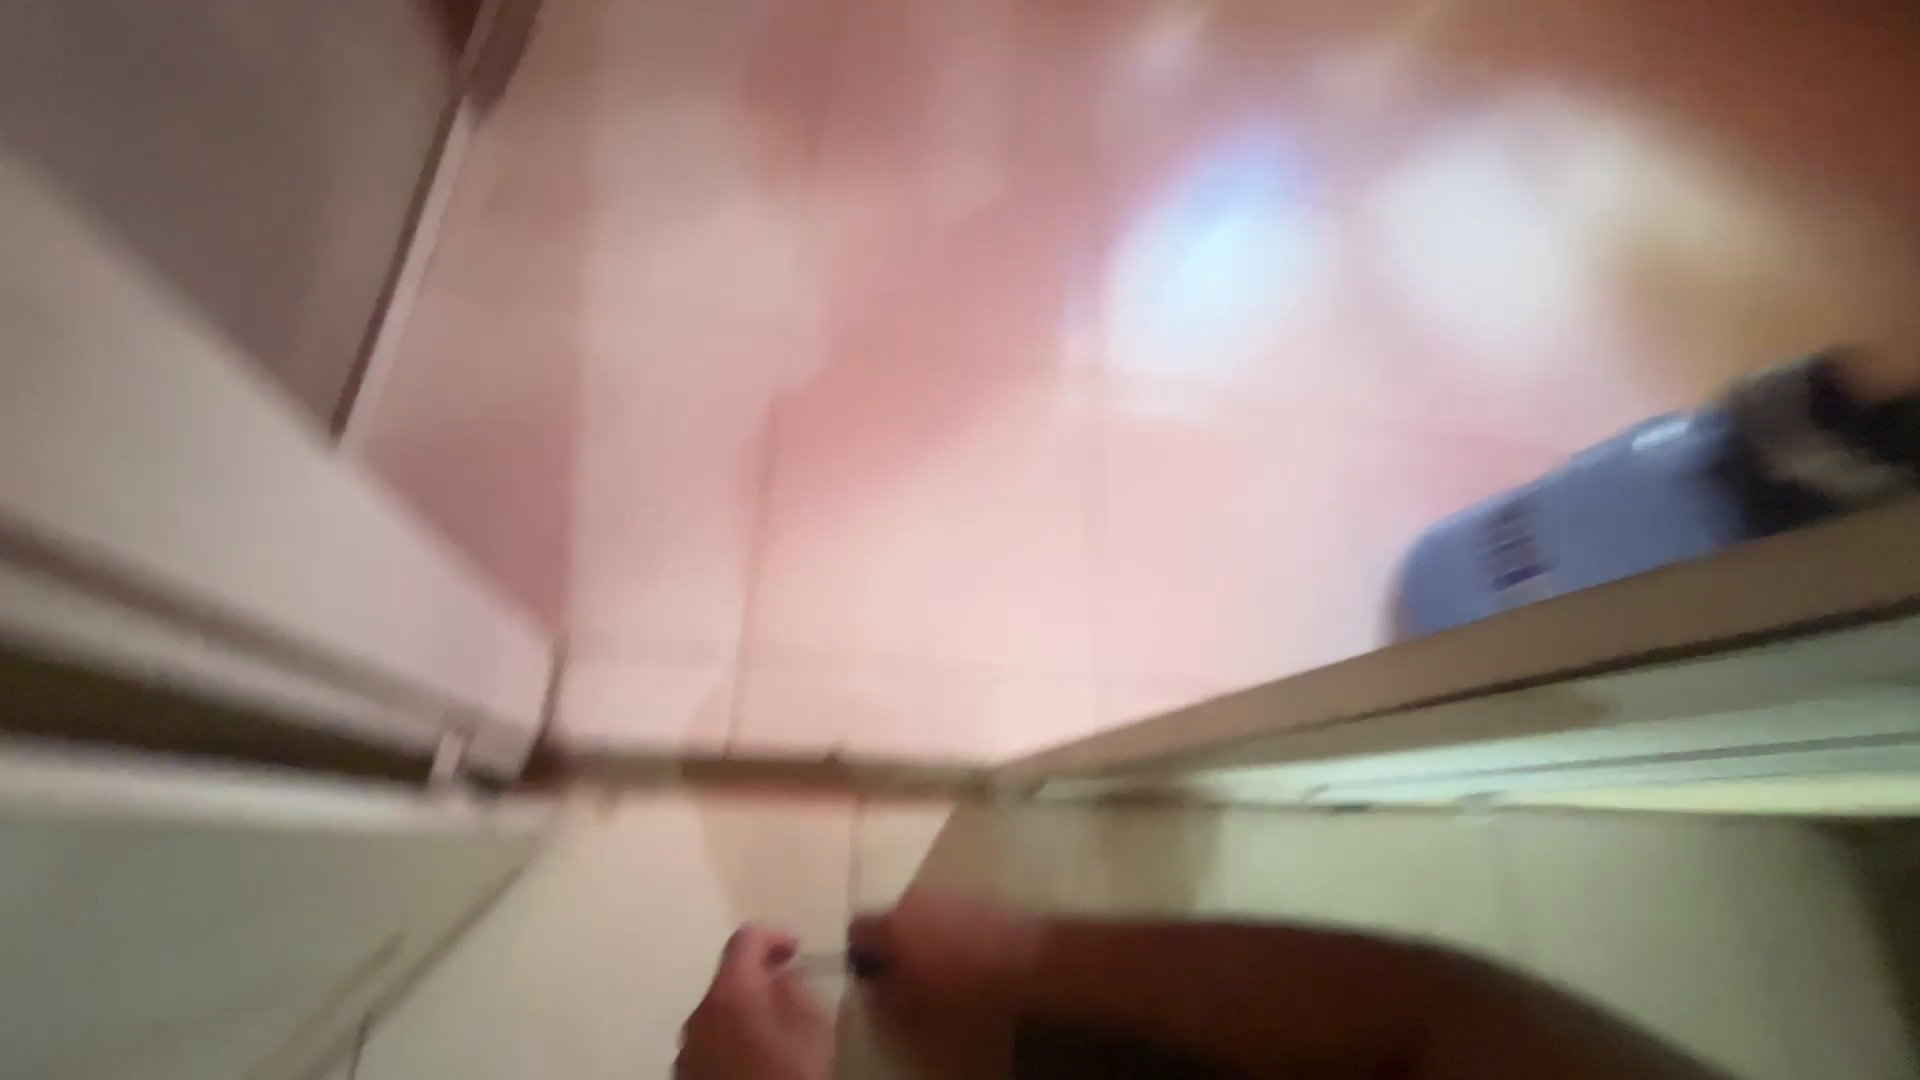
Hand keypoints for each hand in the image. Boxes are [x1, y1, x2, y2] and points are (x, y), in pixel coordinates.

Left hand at [677, 925, 833, 1079]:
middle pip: (729, 979)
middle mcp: (697, 1018)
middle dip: (760, 979)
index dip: (775, 935)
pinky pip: (710, 1048)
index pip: (746, 939)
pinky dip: (732, 1043)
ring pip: (718, 1016)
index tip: (798, 949)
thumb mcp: (813, 1027)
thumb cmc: (791, 1076)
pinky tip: (756, 1064)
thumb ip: (796, 988)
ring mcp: (685, 1055)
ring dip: (745, 1013)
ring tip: (776, 1033)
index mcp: (729, 994)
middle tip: (792, 990)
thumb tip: (781, 977)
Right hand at [847, 890, 1047, 1078]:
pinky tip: (966, 951)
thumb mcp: (913, 1007)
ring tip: (940, 964)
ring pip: (920, 912)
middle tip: (907, 971)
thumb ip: (884, 994)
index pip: (857, 927)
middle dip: (894, 941)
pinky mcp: (973, 893)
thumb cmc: (964, 989)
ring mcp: (945, 891)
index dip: (860, 951)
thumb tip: (872, 984)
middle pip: (890, 917)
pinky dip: (949, 927)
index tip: (871, 971)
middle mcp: (913, 898)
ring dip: (923, 932)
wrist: (1026, 958)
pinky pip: (947, 910)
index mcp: (892, 924)